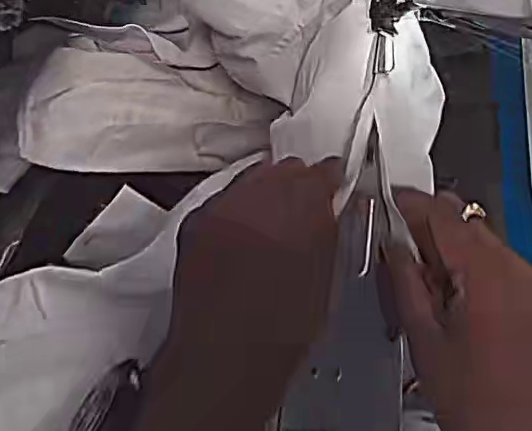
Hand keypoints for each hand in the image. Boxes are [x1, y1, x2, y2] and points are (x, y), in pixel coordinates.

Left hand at [138, 158, 342, 430]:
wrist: (223, 362)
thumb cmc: (277, 332)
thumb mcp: (326, 277)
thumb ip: (331, 230)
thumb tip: (333, 211)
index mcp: (305, 204)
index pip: (324, 170)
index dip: (330, 181)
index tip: (331, 187)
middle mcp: (264, 194)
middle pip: (288, 168)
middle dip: (297, 185)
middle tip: (301, 209)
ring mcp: (228, 204)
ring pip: (254, 176)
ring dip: (265, 192)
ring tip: (269, 221)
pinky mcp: (198, 219)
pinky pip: (223, 197)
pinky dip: (234, 208)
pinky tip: (240, 232)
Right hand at [387, 190, 531, 430]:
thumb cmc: (477, 407)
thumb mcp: (424, 338)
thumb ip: (406, 280)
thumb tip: (396, 247)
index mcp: (485, 274)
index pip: (444, 214)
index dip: (414, 203)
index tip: (396, 199)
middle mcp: (516, 269)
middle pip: (467, 222)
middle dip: (433, 226)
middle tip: (405, 242)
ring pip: (485, 239)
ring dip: (456, 247)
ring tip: (433, 283)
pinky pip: (503, 261)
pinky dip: (478, 265)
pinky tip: (459, 296)